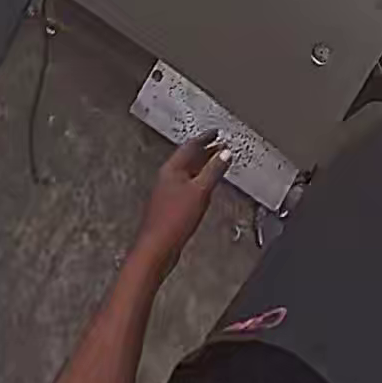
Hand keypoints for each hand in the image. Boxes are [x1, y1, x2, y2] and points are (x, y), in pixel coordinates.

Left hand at [132, 132, 232, 271]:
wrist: (156, 249)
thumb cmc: (173, 220)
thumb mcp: (200, 190)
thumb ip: (214, 170)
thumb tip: (225, 153)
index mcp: (171, 170)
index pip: (190, 146)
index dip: (205, 138)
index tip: (215, 132)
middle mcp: (167, 178)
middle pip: (189, 158)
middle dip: (206, 151)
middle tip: (220, 145)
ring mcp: (167, 192)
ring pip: (189, 172)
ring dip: (203, 166)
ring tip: (217, 162)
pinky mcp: (170, 206)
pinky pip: (188, 185)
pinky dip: (200, 180)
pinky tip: (206, 186)